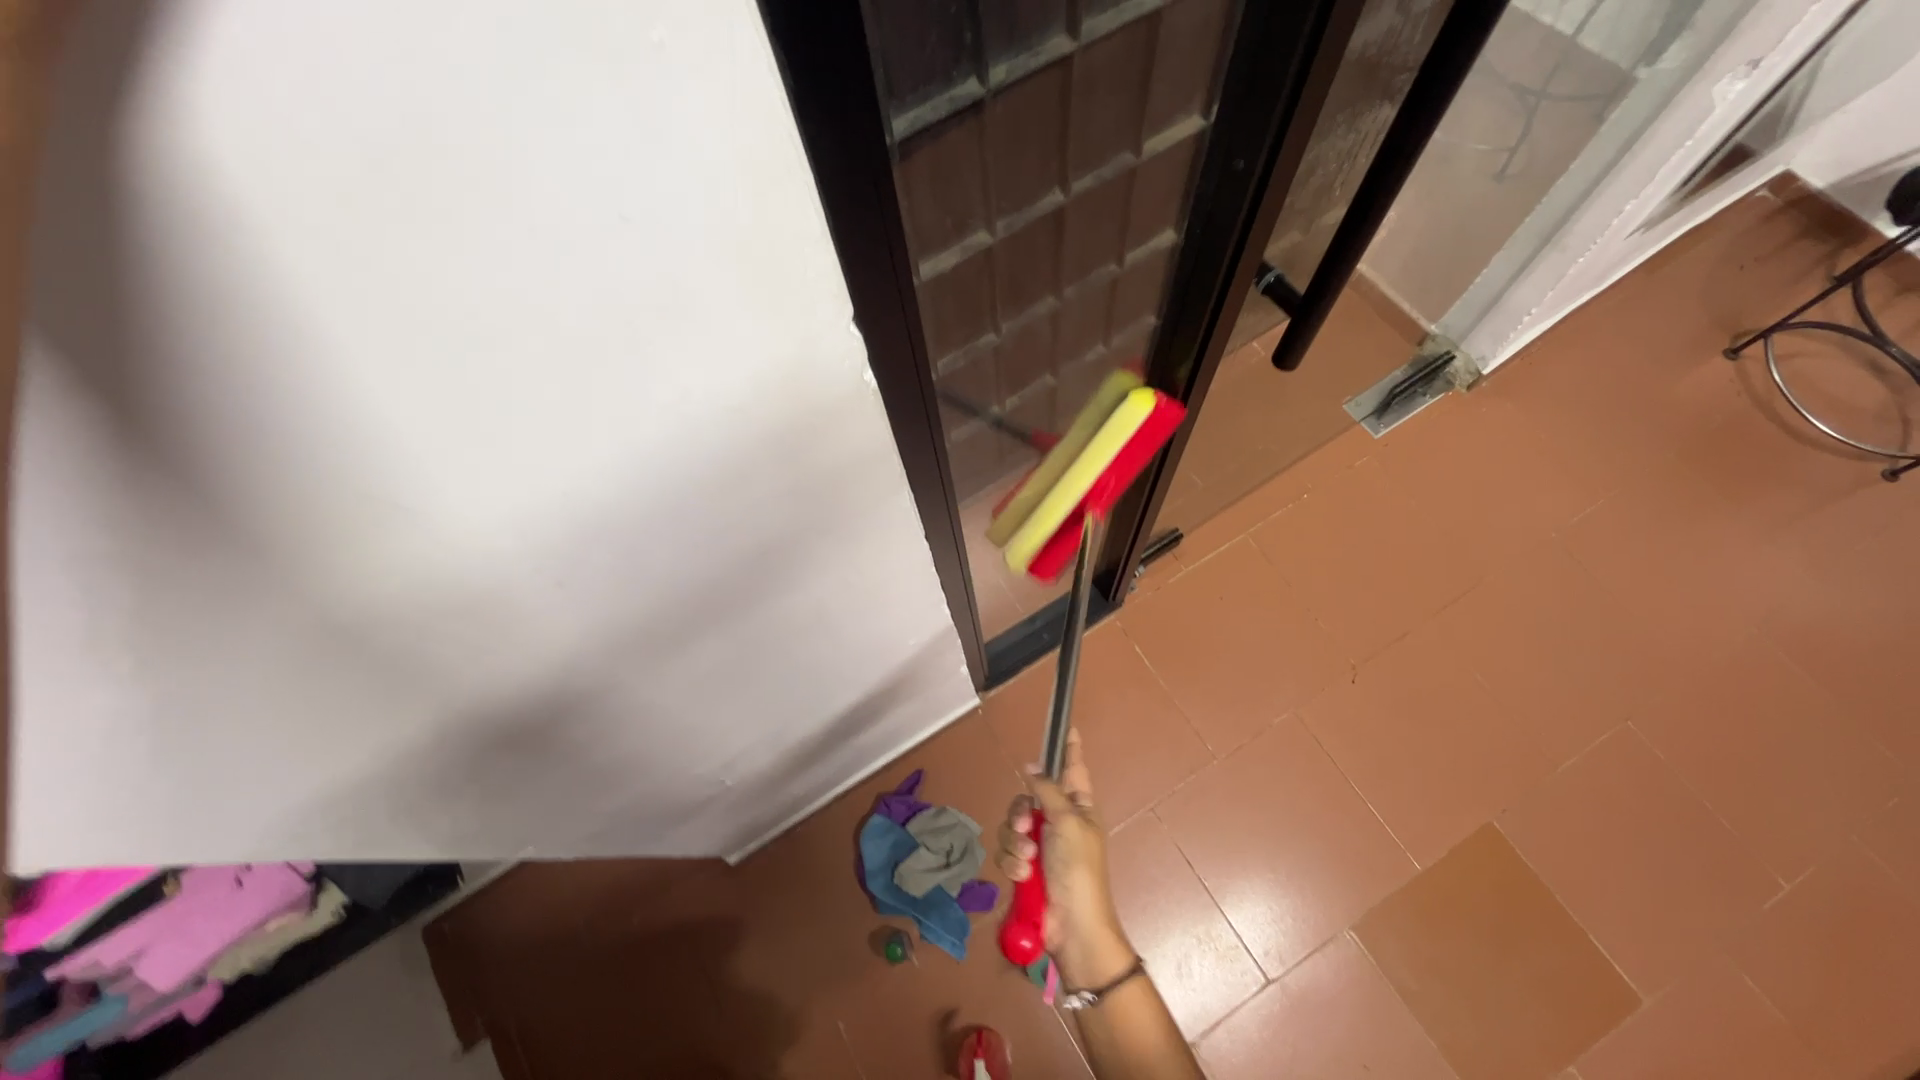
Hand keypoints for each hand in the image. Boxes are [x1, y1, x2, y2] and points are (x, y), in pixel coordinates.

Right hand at [996, 729, 1134, 986]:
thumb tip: (1033, 765)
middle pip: (1028, 797)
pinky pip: (1005, 853)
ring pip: (1010, 826)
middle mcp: (1057, 823)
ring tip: (1028, 861)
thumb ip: (1047, 790)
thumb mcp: (1068, 822)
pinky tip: (1022, 877)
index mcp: (1079, 808)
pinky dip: (1011, 864)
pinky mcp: (1023, 869)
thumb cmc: (1078, 870)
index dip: (1069, 750)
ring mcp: (1038, 847)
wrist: (1070, 925)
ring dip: (1015, 843)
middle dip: (1021, 811)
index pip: (1073, 770)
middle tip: (1026, 824)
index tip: (1068, 728)